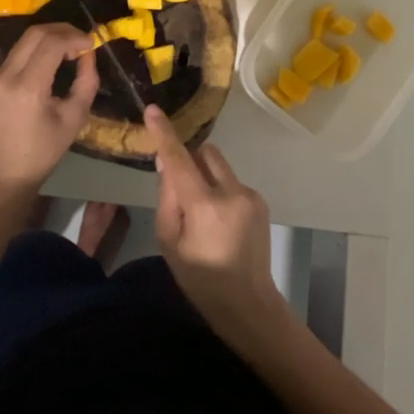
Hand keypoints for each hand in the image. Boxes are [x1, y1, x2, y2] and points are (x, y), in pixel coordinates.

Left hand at [0, 23, 97, 189]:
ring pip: (26, 39)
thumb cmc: (43, 151)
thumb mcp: (74, 118)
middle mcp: (9, 75)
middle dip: (64, 30)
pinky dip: (41, 46)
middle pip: (36, 33)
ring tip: (73, 49)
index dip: (75, 37)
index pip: (52, 44)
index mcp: (29, 87)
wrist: (6, 172)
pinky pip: (20, 50)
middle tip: (84, 41)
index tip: (93, 44)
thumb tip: (89, 56)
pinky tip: (57, 57)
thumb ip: (86, 83)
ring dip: (52, 36)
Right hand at [147, 104, 285, 331]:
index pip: (179, 159)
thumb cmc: (200, 278)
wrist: (247, 303)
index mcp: (204, 205)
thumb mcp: (169, 242)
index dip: (164, 133)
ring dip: (206, 178)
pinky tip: (219, 222)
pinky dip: (220, 192)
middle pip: (205, 154)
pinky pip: (232, 183)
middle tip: (179, 188)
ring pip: (219, 168)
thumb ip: (167, 197)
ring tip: (202, 215)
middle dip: (190, 161)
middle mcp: (231, 192)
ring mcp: (250, 195)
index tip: (153, 110)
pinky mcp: (260, 201)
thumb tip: (166, 162)